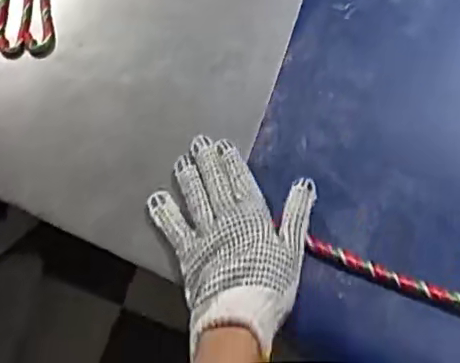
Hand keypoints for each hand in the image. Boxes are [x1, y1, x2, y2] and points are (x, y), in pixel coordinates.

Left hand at [147, 136, 314, 357]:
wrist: (239, 316)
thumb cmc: (270, 286)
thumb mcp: (292, 251)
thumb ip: (297, 215)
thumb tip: (304, 184)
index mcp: (252, 216)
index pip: (240, 180)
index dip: (231, 161)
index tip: (223, 145)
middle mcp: (226, 218)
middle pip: (215, 183)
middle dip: (207, 161)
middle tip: (199, 143)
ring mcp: (205, 233)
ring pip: (195, 198)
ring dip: (188, 178)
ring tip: (182, 162)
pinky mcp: (187, 252)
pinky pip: (173, 227)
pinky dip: (164, 212)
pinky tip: (156, 198)